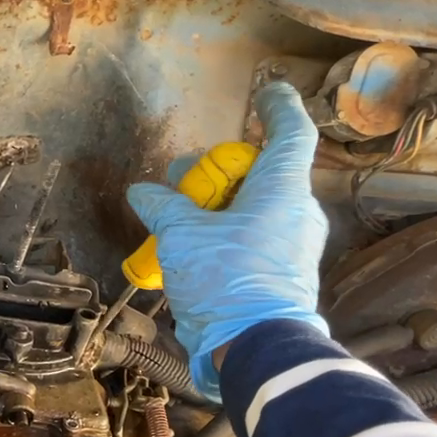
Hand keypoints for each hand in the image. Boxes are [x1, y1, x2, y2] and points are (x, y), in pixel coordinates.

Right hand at [125, 82, 329, 398]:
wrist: (253, 344)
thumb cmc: (224, 278)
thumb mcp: (181, 237)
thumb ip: (162, 208)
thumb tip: (142, 190)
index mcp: (282, 192)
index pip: (290, 135)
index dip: (279, 109)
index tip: (269, 91)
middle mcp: (294, 213)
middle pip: (258, 176)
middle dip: (218, 171)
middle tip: (180, 177)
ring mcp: (289, 245)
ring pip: (251, 209)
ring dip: (213, 207)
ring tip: (174, 219)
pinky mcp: (277, 273)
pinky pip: (248, 239)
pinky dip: (220, 235)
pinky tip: (189, 249)